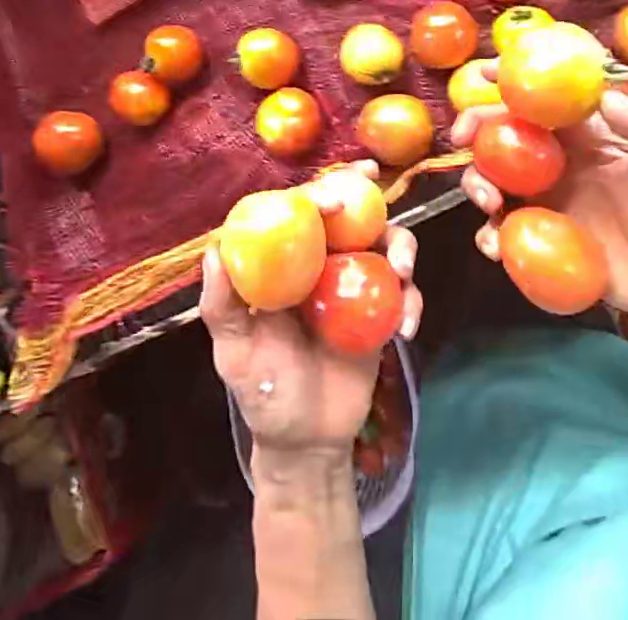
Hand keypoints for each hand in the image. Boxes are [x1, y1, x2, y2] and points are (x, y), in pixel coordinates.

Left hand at [200, 163, 422, 455]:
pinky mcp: (382, 315)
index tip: (332, 197)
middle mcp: (320, 268)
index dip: (313, 196)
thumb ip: (222, 305)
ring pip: (385, 245)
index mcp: (284, 268)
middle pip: (347, 217)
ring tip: (402, 273)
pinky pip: (405, 294)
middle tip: (376, 184)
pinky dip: (413, 301)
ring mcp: (354, 289)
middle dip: (364, 192)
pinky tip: (406, 329)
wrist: (307, 442)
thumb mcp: (235, 352)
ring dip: (400, 246)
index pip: (298, 218)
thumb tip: (214, 250)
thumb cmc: (264, 392)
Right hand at [451, 68, 627, 326]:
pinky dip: (488, 234)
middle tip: (462, 139)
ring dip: (476, 183)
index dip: (512, 81)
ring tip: (489, 202)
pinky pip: (499, 227)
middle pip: (503, 132)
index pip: (544, 97)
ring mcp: (542, 197)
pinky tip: (496, 245)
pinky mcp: (536, 234)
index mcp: (587, 133)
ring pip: (491, 177)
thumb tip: (606, 97)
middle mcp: (556, 159)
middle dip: (475, 128)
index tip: (483, 75)